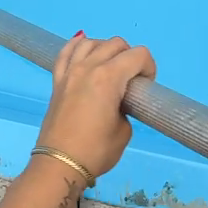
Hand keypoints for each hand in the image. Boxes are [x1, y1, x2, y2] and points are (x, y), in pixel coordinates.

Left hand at [34, 34, 155, 177]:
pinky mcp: (57, 81)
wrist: (59, 164)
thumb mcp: (124, 131)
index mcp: (109, 78)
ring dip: (106, 49)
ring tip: (111, 67)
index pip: (138, 55)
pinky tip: (85, 49)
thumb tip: (118, 102)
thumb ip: (125, 108)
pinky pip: (66, 52)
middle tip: (132, 80)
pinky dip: (77, 45)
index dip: (149, 67)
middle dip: (131, 57)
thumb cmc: (96, 151)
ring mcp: (70, 72)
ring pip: (91, 42)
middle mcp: (88, 67)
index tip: (146, 86)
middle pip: (116, 44)